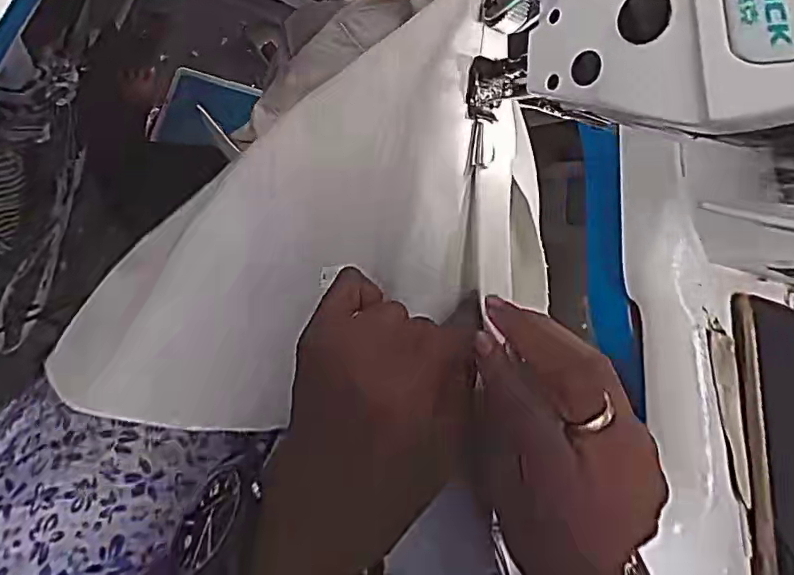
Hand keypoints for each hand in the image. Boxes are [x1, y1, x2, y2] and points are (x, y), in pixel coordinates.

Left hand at [252, 268, 475, 574]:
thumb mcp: (448, 446)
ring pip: (391, 309)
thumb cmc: (379, 488)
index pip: (459, 329)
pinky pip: (350, 286)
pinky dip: (360, 302)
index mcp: (420, 378)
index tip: (461, 348)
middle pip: (423, 323)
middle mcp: (383, 351)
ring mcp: (347, 339)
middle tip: (413, 381)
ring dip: (391, 334)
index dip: (462, 345)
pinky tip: (361, 333)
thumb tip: (474, 350)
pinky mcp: (318, 335)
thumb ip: (466, 387)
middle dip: (424, 351)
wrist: (322, 507)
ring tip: (382, 369)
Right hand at [472, 297, 667, 574]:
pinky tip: (556, 347)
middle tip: (501, 309)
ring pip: (596, 368)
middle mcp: (614, 449)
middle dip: (534, 330)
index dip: (503, 358)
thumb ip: (501, 423)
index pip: (532, 396)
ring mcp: (633, 441)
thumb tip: (490, 368)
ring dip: (555, 336)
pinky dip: (577, 355)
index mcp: (574, 471)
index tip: (483, 333)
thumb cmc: (557, 549)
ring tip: (523, 319)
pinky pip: (608, 380)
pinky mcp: (640, 439)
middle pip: (574, 369)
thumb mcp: (510, 488)